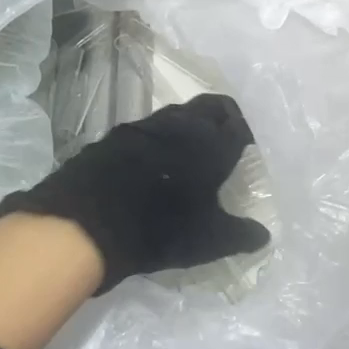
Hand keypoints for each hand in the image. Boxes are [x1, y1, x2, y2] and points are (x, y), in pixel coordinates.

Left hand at [0, 93, 270, 293]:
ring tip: (185, 158)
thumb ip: (240, 235)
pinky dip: (156, 141)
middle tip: (220, 145)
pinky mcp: (113, 137)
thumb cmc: (161, 228)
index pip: (237, 123)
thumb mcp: (208, 241)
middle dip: (220, 119)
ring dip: (187, 128)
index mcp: (211, 145)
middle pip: (210, 107)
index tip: (244, 151)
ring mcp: (144, 127)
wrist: (86, 223)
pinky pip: (145, 131)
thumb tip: (262, 235)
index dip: (244, 134)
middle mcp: (181, 125)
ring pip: (176, 115)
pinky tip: (150, 167)